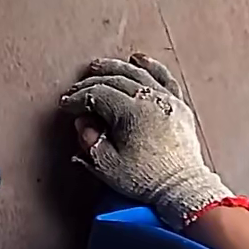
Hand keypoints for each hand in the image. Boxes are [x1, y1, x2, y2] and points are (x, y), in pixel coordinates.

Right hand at [58, 53, 240, 228]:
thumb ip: (90, 139)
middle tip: (75, 89)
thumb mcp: (107, 164)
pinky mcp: (178, 106)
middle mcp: (151, 100)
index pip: (98, 95)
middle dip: (90, 83)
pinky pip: (164, 78)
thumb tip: (83, 121)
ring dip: (115, 67)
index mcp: (132, 112)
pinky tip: (138, 59)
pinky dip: (150, 66)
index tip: (65, 105)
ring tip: (97, 66)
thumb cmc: (145, 179)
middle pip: (115, 80)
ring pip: (137, 74)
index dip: (78, 98)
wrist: (183, 189)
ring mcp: (168, 100)